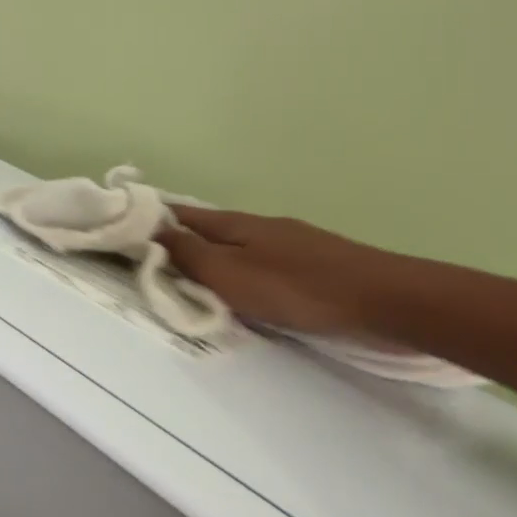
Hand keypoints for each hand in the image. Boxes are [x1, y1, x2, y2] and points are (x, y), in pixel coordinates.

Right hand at [154, 207, 393, 337]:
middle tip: (155, 264)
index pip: (177, 214)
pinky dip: (248, 271)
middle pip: (209, 229)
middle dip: (181, 241)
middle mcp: (260, 225)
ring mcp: (295, 242)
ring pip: (240, 246)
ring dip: (217, 258)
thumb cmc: (299, 288)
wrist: (394, 302)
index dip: (149, 220)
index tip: (122, 232)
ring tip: (201, 281)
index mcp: (232, 223)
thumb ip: (185, 254)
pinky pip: (267, 261)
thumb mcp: (228, 274)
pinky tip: (254, 288)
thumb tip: (146, 230)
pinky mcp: (321, 263)